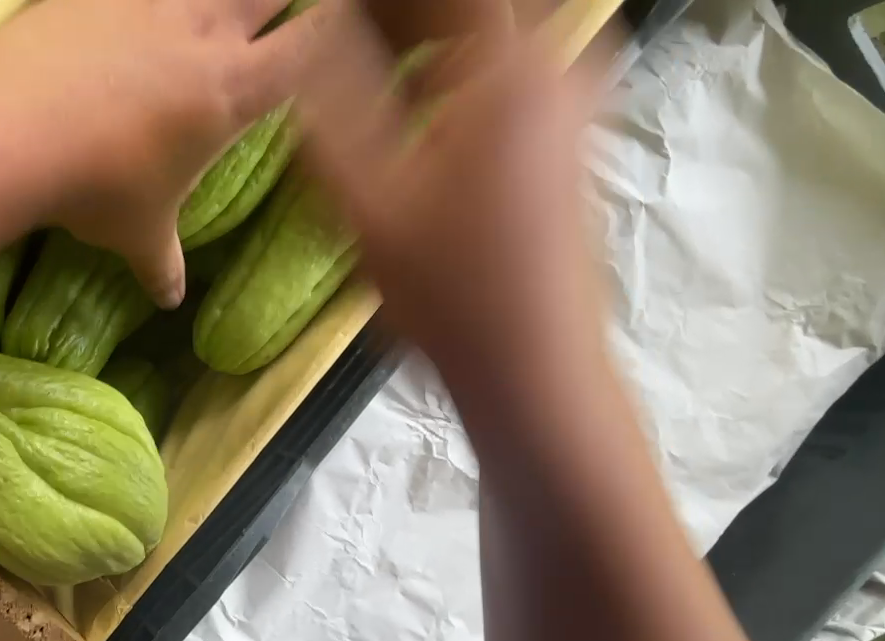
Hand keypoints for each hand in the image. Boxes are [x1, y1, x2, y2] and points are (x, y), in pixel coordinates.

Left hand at [0, 0, 326, 306]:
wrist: (15, 130)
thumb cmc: (95, 189)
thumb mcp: (136, 234)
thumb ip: (161, 263)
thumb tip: (171, 301)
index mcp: (233, 91)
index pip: (317, 44)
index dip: (343, 25)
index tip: (356, 21)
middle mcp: (208, 28)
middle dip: (283, 0)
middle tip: (276, 13)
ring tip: (210, 14)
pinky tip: (137, 6)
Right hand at [297, 1, 603, 392]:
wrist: (531, 362)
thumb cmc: (448, 292)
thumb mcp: (368, 205)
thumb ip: (330, 114)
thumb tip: (307, 42)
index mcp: (510, 67)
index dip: (384, 8)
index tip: (334, 16)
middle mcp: (560, 61)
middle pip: (478, 11)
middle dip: (410, 21)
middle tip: (351, 38)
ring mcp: (577, 97)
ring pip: (502, 33)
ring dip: (438, 39)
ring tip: (377, 58)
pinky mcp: (576, 132)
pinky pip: (518, 64)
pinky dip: (467, 66)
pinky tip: (424, 104)